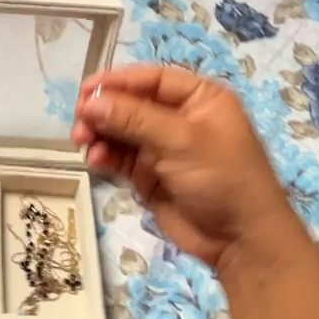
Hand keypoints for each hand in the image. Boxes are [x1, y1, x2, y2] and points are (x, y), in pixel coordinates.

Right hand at [71, 65, 308, 275]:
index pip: (152, 79)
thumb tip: (90, 102)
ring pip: (121, 131)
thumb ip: (133, 119)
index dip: (118, 82)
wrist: (238, 239)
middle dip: (104, 111)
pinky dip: (104, 156)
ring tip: (82, 142)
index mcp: (199, 98)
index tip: (85, 89)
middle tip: (79, 121)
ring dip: (99, 134)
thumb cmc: (221, 178)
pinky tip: (93, 160)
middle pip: (131, 104)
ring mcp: (162, 148)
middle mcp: (179, 118)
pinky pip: (120, 157)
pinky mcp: (148, 174)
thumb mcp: (181, 140)